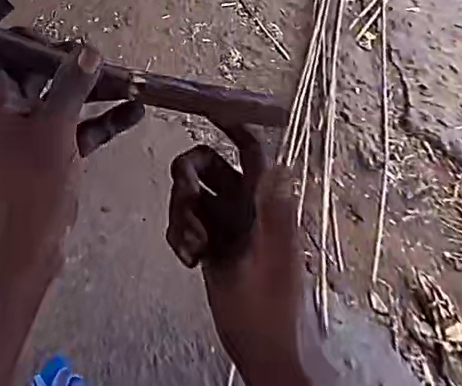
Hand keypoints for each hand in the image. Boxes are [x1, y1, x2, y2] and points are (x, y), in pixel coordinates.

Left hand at [0, 46, 144, 262]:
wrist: (28, 248)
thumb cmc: (32, 181)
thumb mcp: (55, 127)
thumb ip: (71, 86)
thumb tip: (87, 49)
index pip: (4, 55)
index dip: (26, 41)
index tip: (58, 39)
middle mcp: (13, 112)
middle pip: (37, 76)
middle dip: (69, 64)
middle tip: (99, 56)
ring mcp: (33, 135)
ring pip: (63, 102)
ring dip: (91, 92)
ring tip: (126, 80)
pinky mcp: (53, 157)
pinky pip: (78, 130)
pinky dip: (101, 122)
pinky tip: (134, 114)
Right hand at [166, 128, 312, 377]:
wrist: (262, 353)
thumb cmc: (274, 310)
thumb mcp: (274, 257)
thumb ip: (275, 211)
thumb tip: (282, 165)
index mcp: (266, 203)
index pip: (250, 149)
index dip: (231, 124)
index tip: (205, 108)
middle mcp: (244, 206)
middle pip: (205, 165)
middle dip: (187, 179)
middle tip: (185, 200)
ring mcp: (225, 223)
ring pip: (188, 193)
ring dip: (181, 213)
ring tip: (192, 245)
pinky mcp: (208, 241)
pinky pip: (181, 220)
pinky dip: (179, 234)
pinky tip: (189, 258)